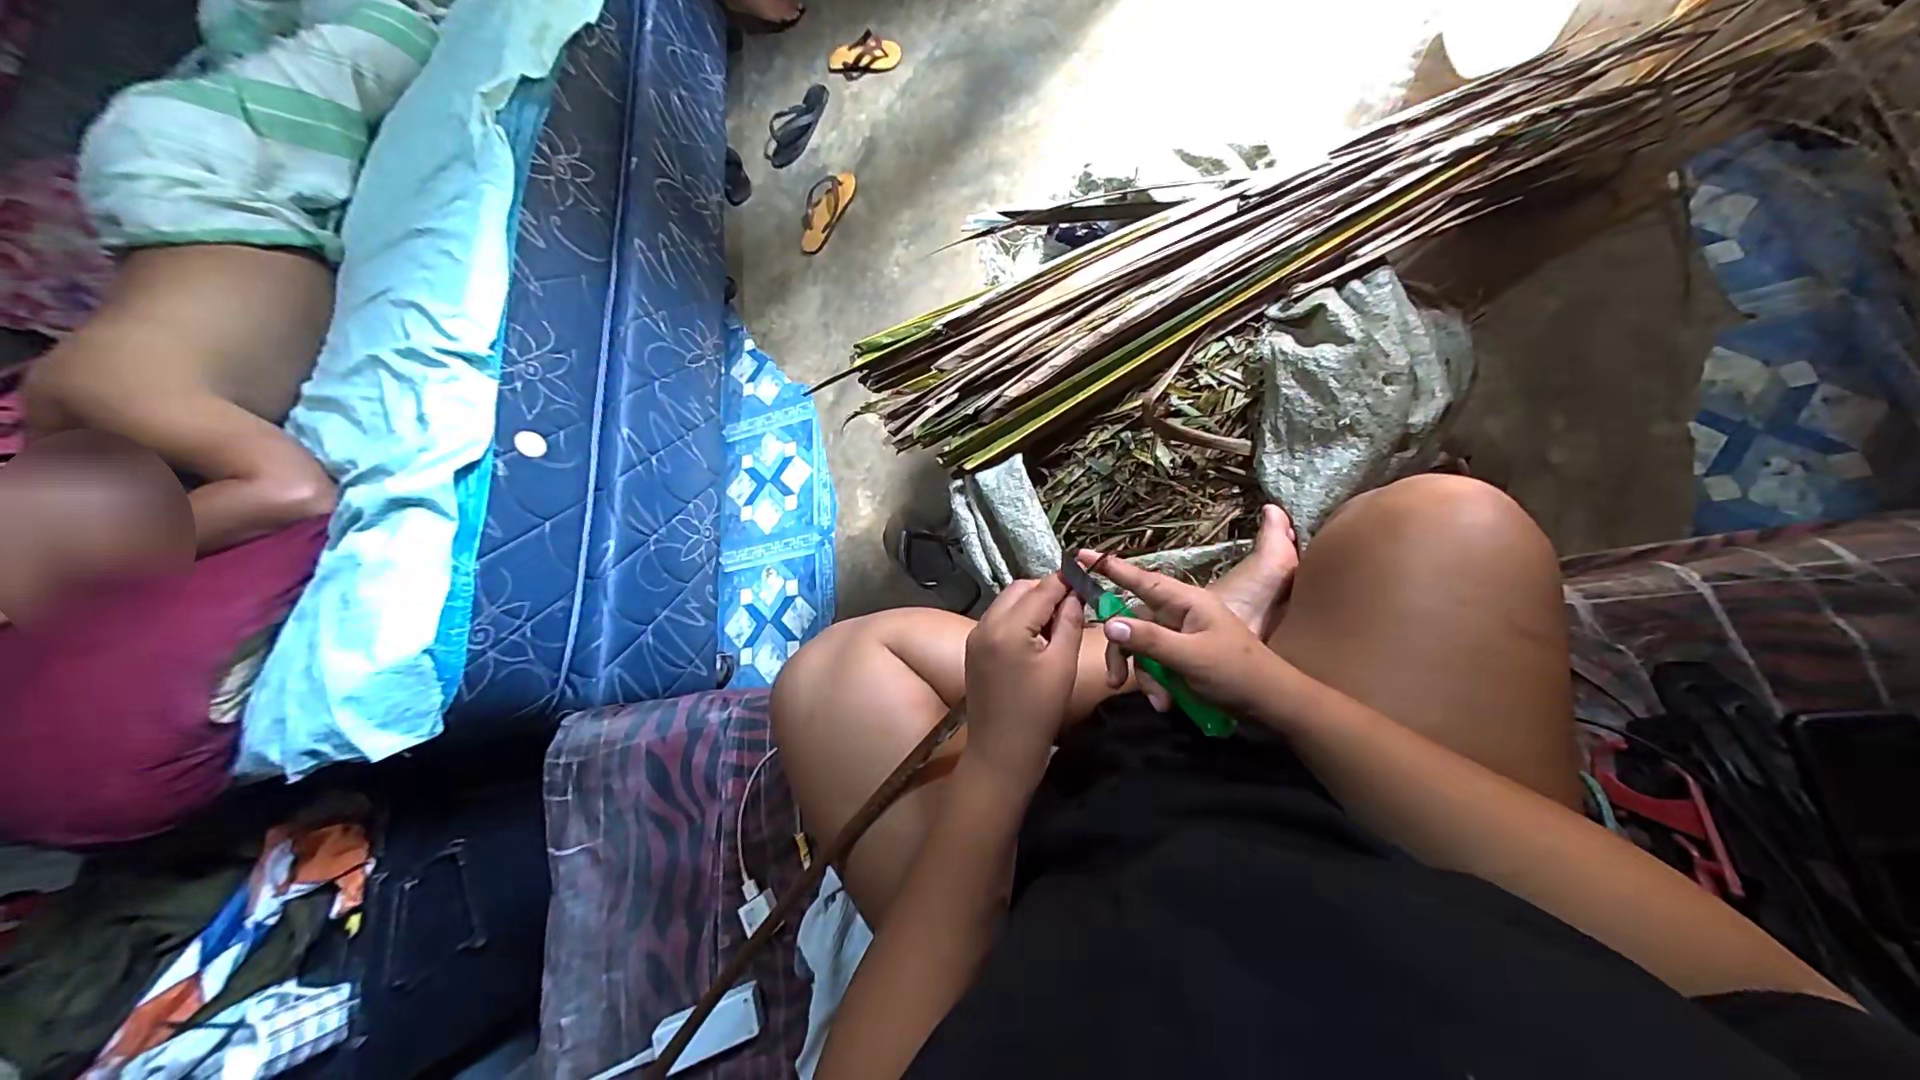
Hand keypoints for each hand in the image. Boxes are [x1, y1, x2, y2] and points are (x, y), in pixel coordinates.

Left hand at [961, 574, 1083, 792]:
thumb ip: (1070, 622)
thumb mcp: (1062, 665)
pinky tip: (1036, 636)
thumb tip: (1075, 594)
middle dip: (1047, 590)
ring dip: (1032, 603)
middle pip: (1020, 589)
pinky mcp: (973, 649)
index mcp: (1008, 627)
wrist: (1001, 753)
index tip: (1087, 578)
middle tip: (1074, 605)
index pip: (1042, 588)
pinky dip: (1018, 618)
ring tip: (1058, 622)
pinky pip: (998, 619)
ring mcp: (975, 636)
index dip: (1066, 580)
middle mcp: (986, 624)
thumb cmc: (1038, 712)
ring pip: (1007, 601)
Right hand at [1084, 552, 1286, 717]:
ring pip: (1143, 647)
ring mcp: (1182, 635)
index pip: (1142, 579)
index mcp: (1187, 602)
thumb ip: (1149, 640)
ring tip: (1159, 701)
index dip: (1111, 568)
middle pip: (1134, 623)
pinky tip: (1167, 702)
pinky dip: (1157, 683)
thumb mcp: (1190, 657)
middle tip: (1114, 679)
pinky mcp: (1184, 656)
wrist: (1271, 703)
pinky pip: (1157, 663)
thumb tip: (1109, 624)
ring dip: (1145, 675)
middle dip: (1125, 653)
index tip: (1082, 555)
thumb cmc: (1236, 672)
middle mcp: (1181, 614)